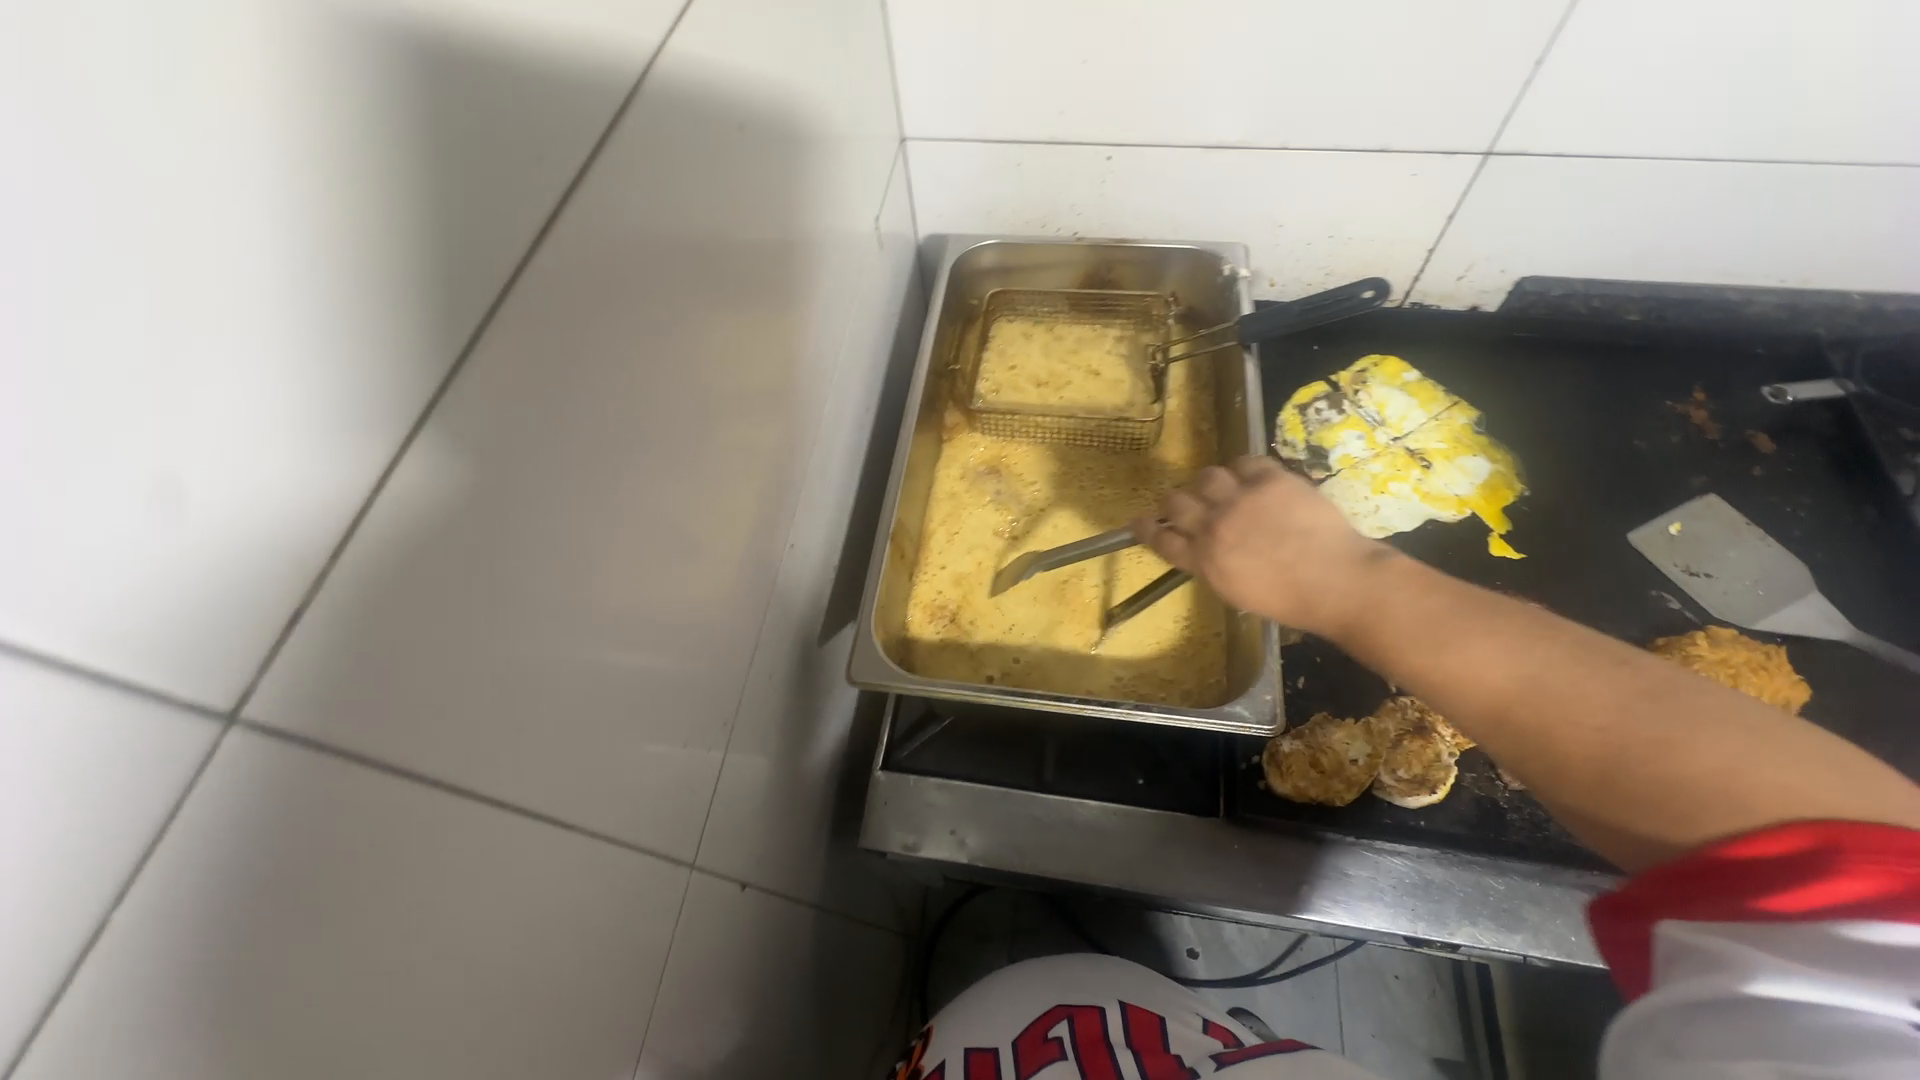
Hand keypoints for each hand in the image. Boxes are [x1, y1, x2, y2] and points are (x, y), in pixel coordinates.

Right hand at [1131, 456, 1389, 635]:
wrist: (1338, 581)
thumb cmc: (1292, 601)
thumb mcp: (1238, 592)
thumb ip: (1215, 566)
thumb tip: (1208, 550)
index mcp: (1204, 562)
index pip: (1162, 539)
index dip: (1146, 528)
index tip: (1138, 520)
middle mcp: (1214, 527)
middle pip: (1176, 502)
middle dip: (1177, 502)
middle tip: (1190, 503)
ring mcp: (1241, 500)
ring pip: (1206, 476)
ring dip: (1210, 483)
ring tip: (1223, 488)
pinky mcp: (1270, 480)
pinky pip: (1244, 463)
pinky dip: (1243, 469)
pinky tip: (1252, 478)